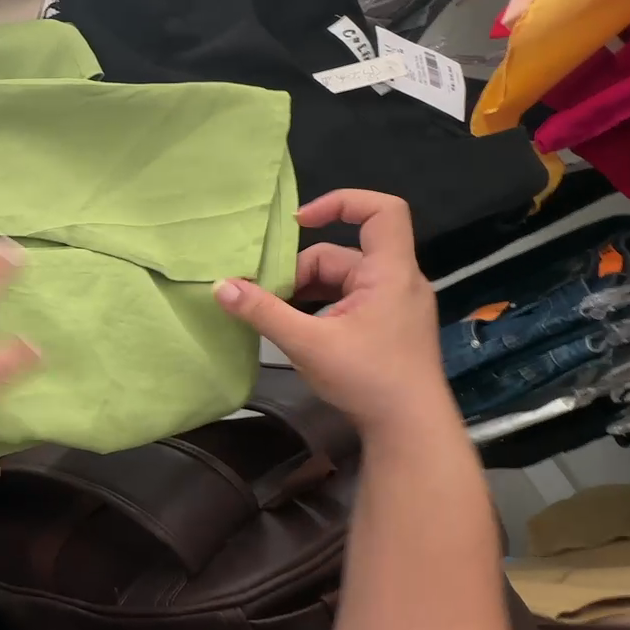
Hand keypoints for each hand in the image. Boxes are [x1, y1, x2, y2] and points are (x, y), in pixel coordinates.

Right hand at [214, 190, 448, 432]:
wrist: (409, 426)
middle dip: (299, 272)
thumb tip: (220, 286)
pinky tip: (297, 330)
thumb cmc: (367, 378)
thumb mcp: (306, 343)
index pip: (383, 212)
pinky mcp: (386, 324)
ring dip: (304, 292)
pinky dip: (317, 307)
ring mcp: (393, 304)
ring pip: (339, 279)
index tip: (298, 222)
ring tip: (276, 316)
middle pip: (341, 254)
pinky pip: (345, 299)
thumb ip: (262, 312)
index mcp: (390, 273)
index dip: (341, 203)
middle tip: (265, 298)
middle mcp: (397, 281)